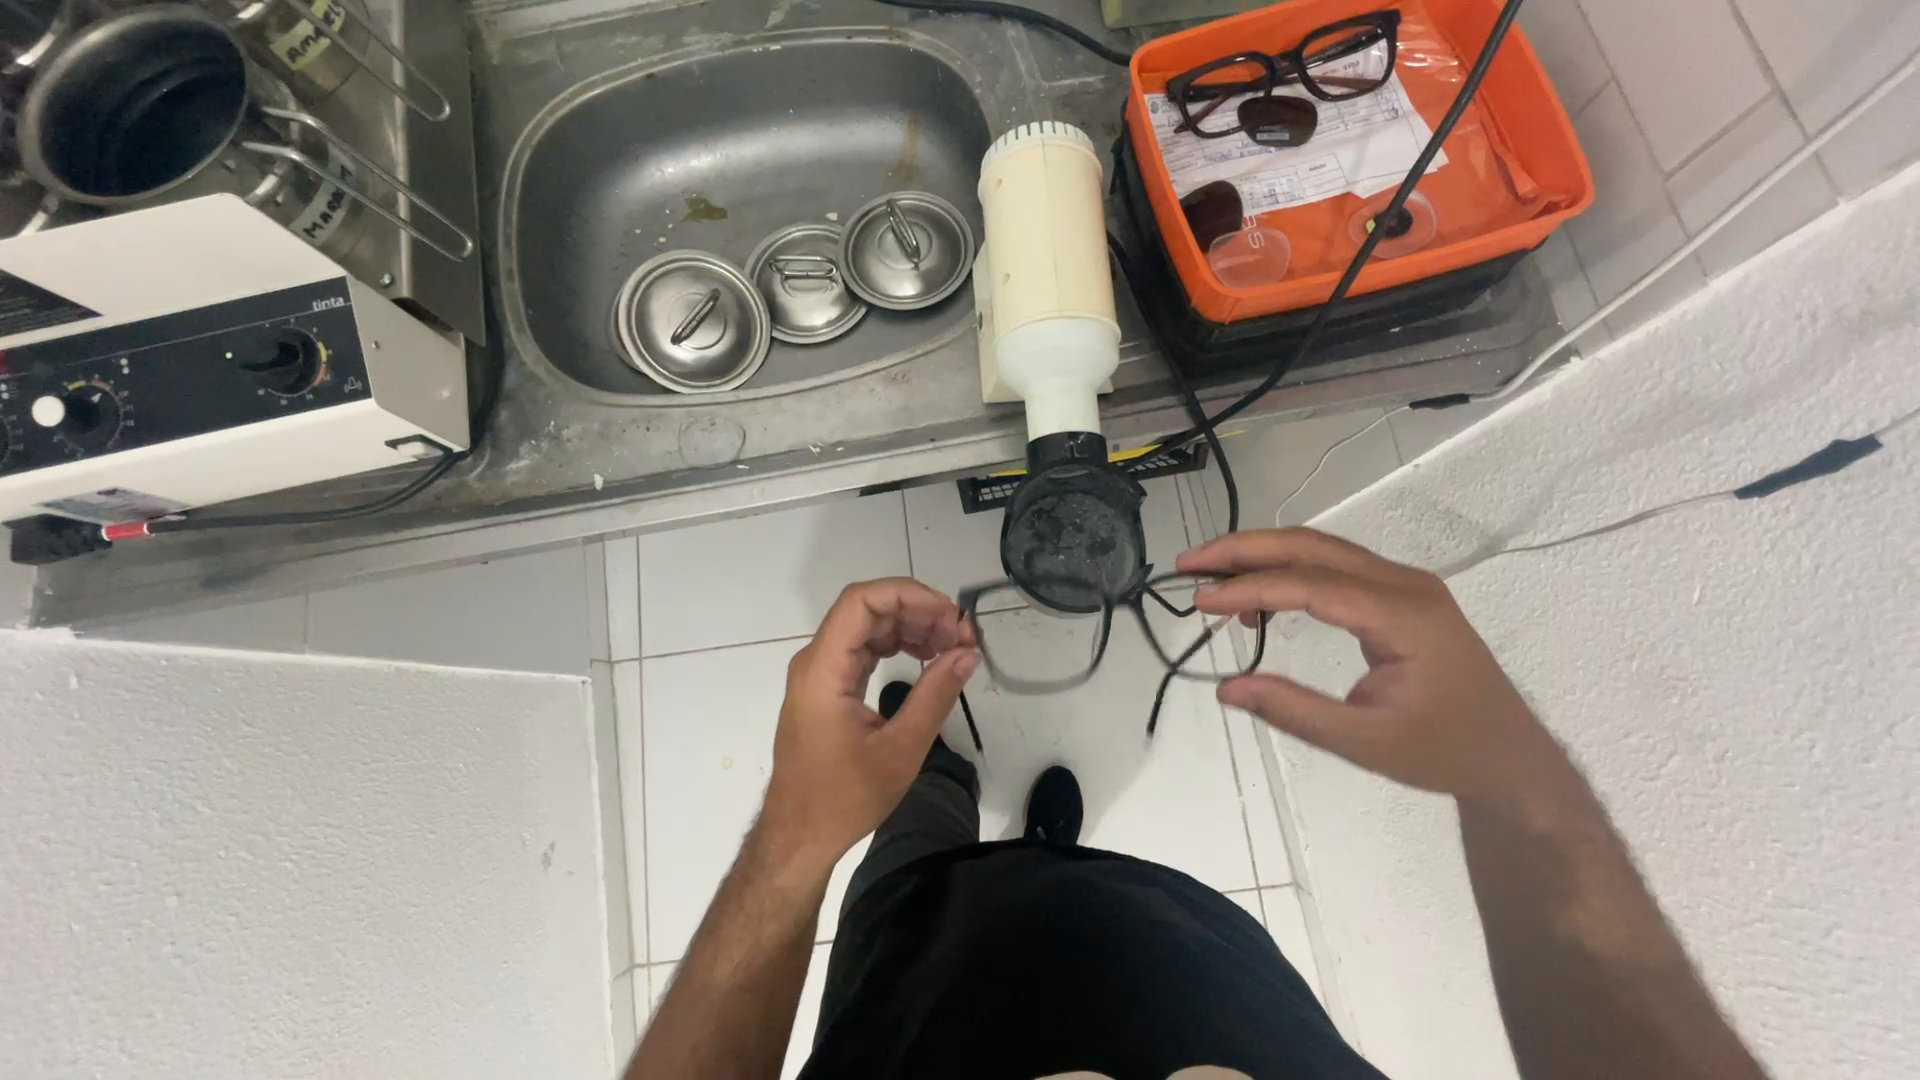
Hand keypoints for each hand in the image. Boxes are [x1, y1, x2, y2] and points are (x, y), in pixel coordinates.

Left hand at [761, 578, 978, 867]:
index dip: (908, 594)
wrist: (799, 836)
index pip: (861, 601)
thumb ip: (934, 696)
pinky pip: (863, 649)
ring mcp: (820, 673)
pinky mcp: (828, 687)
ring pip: (867, 627)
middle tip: (962, 636)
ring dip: (911, 627)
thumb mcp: (899, 751)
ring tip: (952, 647)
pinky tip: (927, 657)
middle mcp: (816, 661)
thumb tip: (967, 654)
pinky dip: (897, 646)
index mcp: (823, 670)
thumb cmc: (843, 798)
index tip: (950, 614)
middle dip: (918, 612)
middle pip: (867, 609)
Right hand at [1178, 528, 1569, 808]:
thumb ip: (1293, 711)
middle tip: (1189, 563)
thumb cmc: (1445, 752)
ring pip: (1319, 549)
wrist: (1512, 758)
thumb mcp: (1364, 742)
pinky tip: (1257, 602)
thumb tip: (1226, 688)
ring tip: (1209, 577)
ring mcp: (1403, 585)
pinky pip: (1332, 568)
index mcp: (1404, 615)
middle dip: (1244, 549)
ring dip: (1261, 556)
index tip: (1200, 600)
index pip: (1311, 584)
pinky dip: (1286, 574)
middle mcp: (1404, 584)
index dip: (1250, 587)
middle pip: (1311, 546)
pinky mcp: (1397, 595)